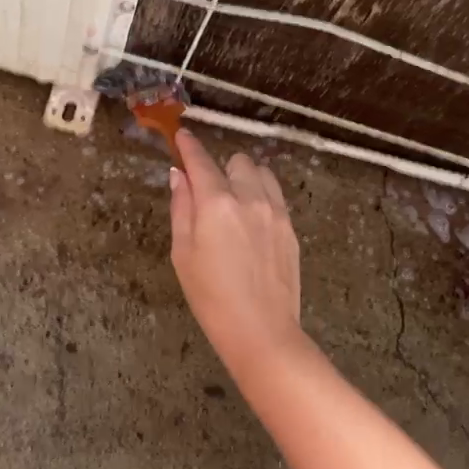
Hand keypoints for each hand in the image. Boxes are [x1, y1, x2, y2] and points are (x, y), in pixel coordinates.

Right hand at [169, 128, 305, 374]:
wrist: (261, 332)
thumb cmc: (211, 297)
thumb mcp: (183, 254)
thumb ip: (181, 208)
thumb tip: (178, 175)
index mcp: (216, 203)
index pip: (200, 161)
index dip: (189, 146)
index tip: (182, 137)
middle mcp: (249, 197)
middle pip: (236, 161)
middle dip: (221, 169)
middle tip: (209, 193)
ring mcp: (275, 211)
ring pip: (260, 173)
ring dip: (245, 178)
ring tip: (235, 205)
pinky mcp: (290, 227)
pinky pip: (275, 195)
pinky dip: (261, 195)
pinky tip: (252, 222)